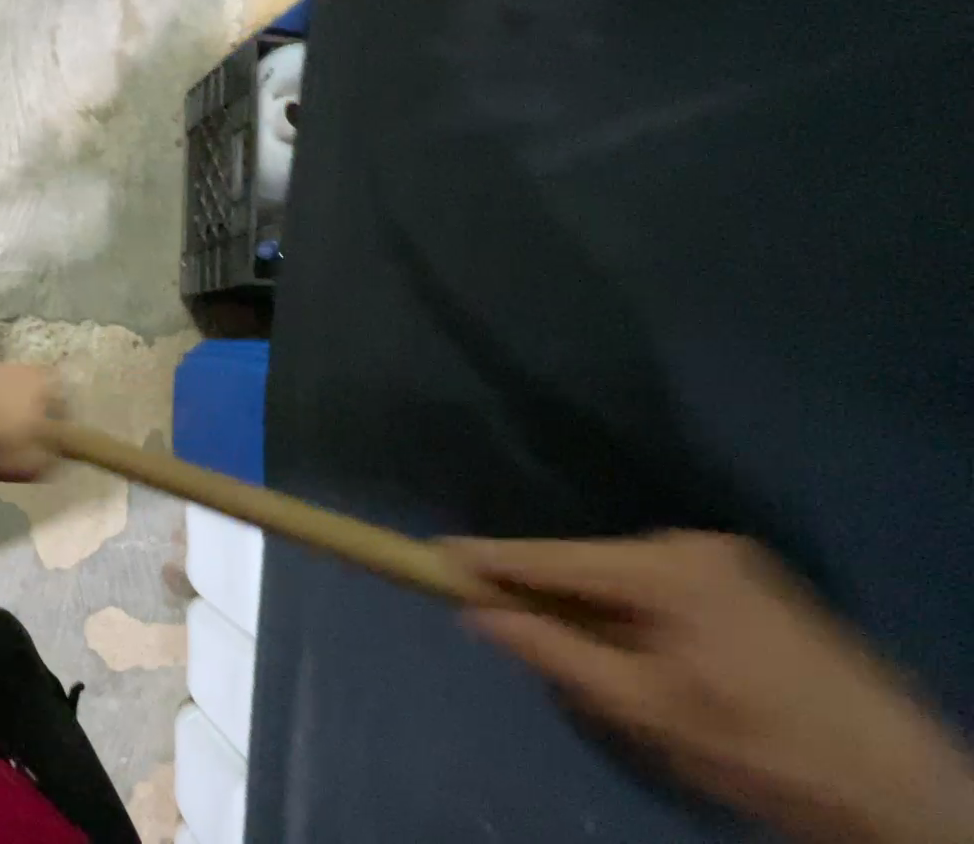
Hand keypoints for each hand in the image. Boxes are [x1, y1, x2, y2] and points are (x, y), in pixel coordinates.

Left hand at [0, 363, 60, 481]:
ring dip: (8, 403)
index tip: (54, 438)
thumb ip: (53, 460)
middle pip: (37, 389)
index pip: (64, 401)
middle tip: (26, 432)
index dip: (61, 422)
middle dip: (34, 408)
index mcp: (45, 385)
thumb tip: (58, 457)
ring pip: (10, 386)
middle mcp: (23, 368)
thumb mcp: (32, 464)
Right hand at [444, 531, 973, 843]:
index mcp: (669, 570)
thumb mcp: (645, 709)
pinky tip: (626, 650)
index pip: (552, 557)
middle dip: (540, 592)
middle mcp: (693, 548)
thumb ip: (553, 651)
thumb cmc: (764, 751)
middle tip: (496, 617)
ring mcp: (724, 561)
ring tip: (571, 651)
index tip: (431, 551)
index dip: (488, 558)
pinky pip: (652, 587)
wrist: (914, 796)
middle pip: (583, 564)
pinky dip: (621, 613)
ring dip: (583, 607)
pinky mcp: (743, 583)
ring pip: (616, 577)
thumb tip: (478, 612)